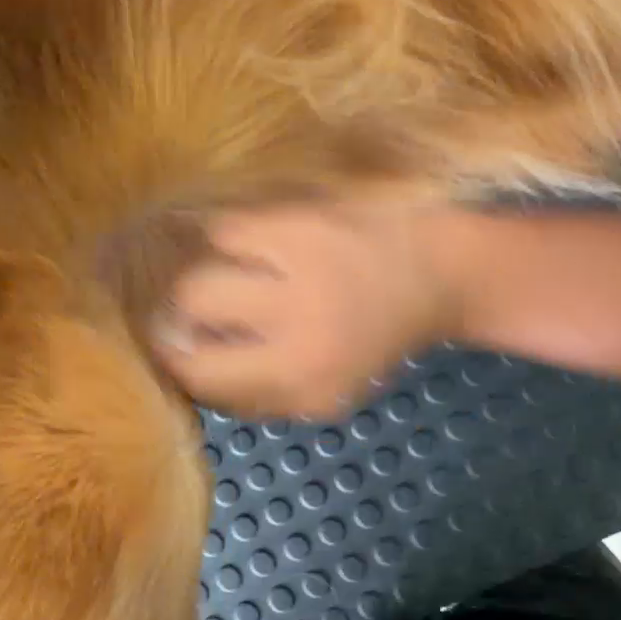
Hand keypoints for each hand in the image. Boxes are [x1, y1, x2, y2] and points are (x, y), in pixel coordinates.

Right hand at [151, 200, 474, 417]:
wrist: (444, 274)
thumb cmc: (375, 335)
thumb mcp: (326, 390)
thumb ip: (258, 392)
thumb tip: (182, 369)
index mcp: (305, 389)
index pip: (202, 383)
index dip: (176, 364)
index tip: (178, 347)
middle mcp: (298, 342)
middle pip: (189, 328)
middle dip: (178, 319)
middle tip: (195, 309)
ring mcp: (298, 281)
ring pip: (197, 280)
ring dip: (205, 276)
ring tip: (233, 273)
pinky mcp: (302, 227)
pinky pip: (225, 231)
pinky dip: (230, 239)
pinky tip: (256, 243)